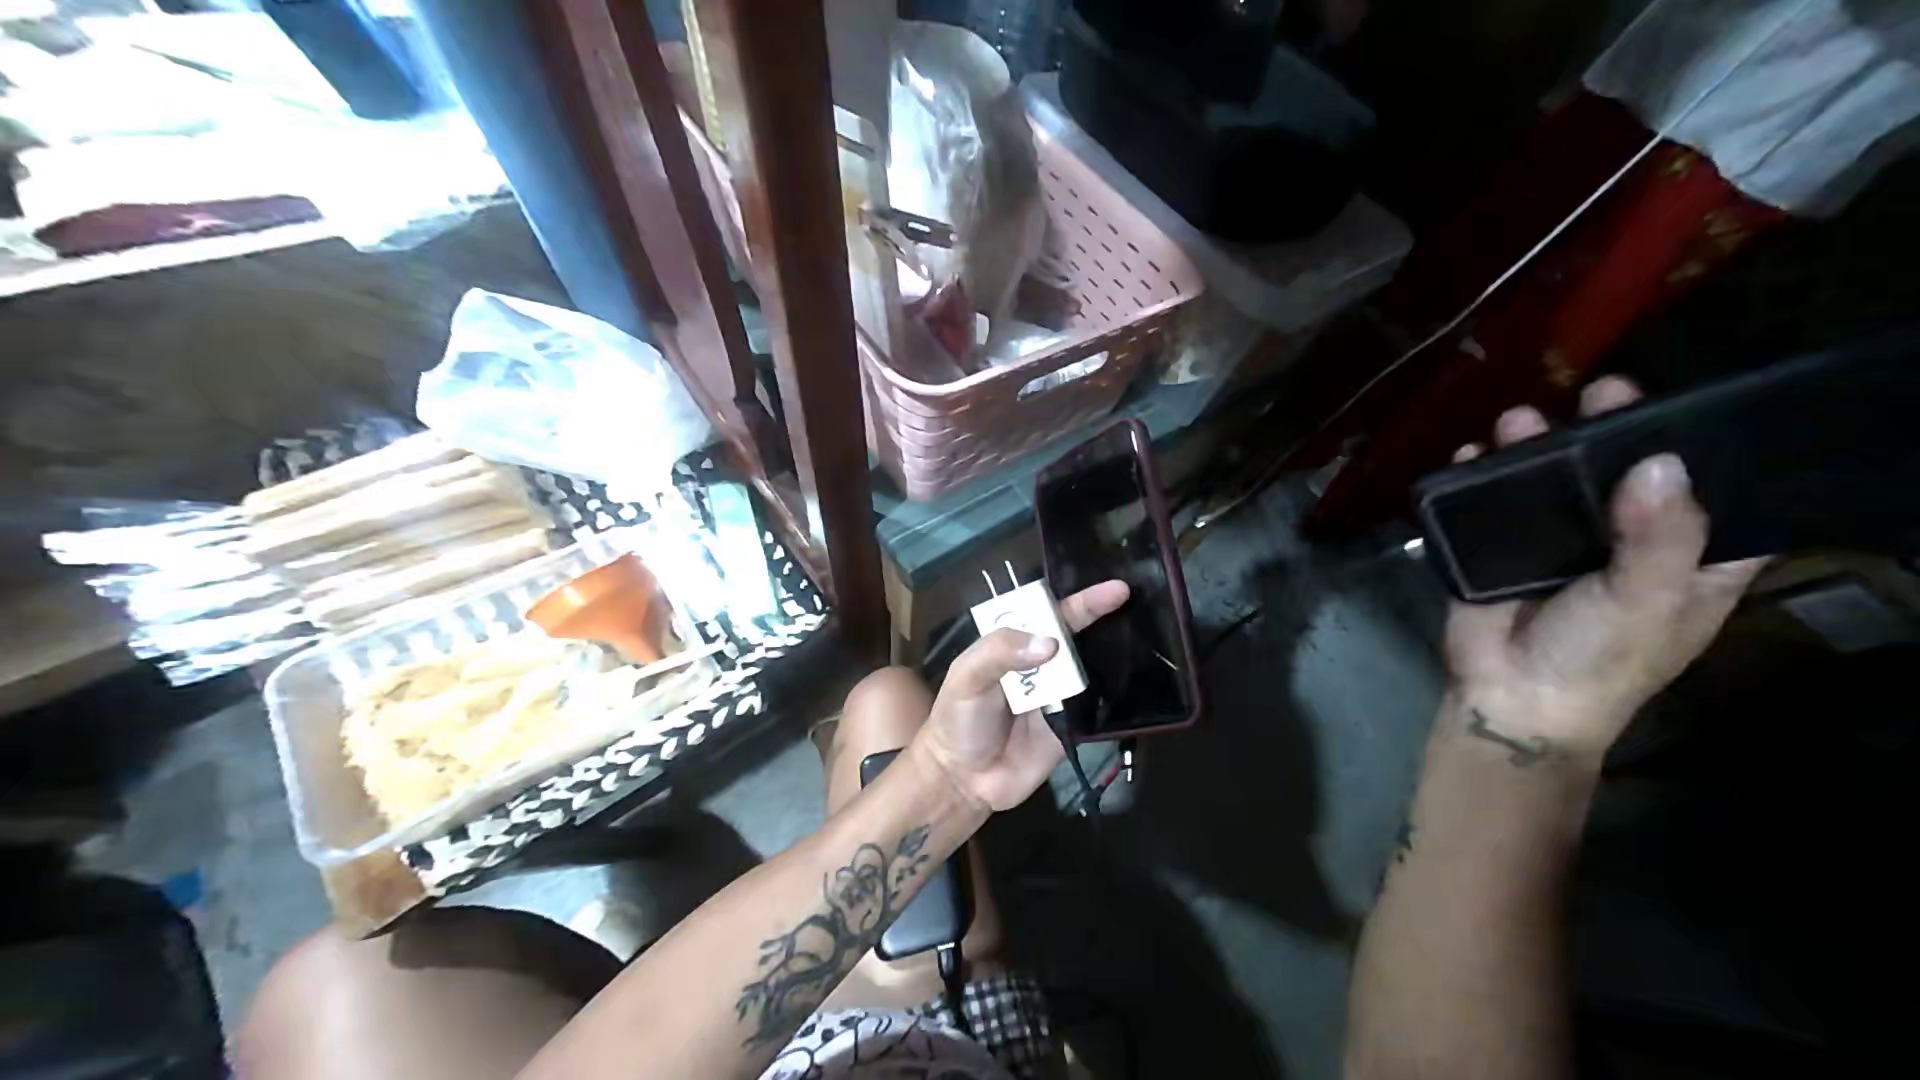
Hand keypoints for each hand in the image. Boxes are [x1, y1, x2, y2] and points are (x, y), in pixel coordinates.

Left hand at [913, 580, 1130, 810]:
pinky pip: (1099, 703)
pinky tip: (1142, 673)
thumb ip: (999, 651)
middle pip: (1075, 633)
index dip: (1078, 599)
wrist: (966, 781)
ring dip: (1115, 648)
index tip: (1115, 589)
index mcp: (1011, 643)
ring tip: (1147, 627)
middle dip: (1103, 614)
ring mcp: (1059, 691)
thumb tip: (1052, 643)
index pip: (1047, 612)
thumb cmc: (958, 720)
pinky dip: (1118, 689)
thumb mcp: (966, 677)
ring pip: (1091, 663)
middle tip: (1135, 596)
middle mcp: (1039, 662)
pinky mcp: (1074, 722)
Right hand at [1443, 377, 1764, 763]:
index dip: (1696, 447)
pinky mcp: (1495, 548)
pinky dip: (1475, 479)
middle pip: (1616, 474)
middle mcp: (1618, 540)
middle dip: (1602, 434)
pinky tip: (1467, 456)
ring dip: (1531, 449)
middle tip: (1595, 394)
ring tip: (1516, 420)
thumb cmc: (1598, 656)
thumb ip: (1659, 536)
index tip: (1676, 405)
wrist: (1511, 695)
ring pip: (1547, 484)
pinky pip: (1487, 506)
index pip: (1706, 491)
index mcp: (1682, 556)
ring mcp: (1552, 543)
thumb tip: (1658, 461)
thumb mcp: (1646, 599)